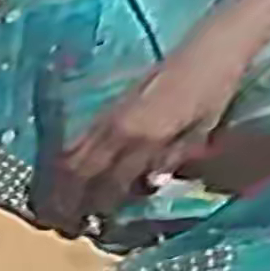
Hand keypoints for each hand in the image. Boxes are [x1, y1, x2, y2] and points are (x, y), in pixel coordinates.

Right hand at [41, 35, 246, 235]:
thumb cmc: (217, 86)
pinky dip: (59, 168)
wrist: (211, 45)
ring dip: (57, 188)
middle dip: (68, 203)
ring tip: (53, 207)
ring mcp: (103, 122)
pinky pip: (70, 147)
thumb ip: (174, 157)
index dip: (101, 206)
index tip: (94, 225)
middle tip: (64, 224)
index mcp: (146, 137)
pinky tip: (59, 180)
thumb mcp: (204, 126)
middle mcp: (116, 132)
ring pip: (66, 164)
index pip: (113, 183)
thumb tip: (149, 186)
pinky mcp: (99, 115)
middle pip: (79, 177)